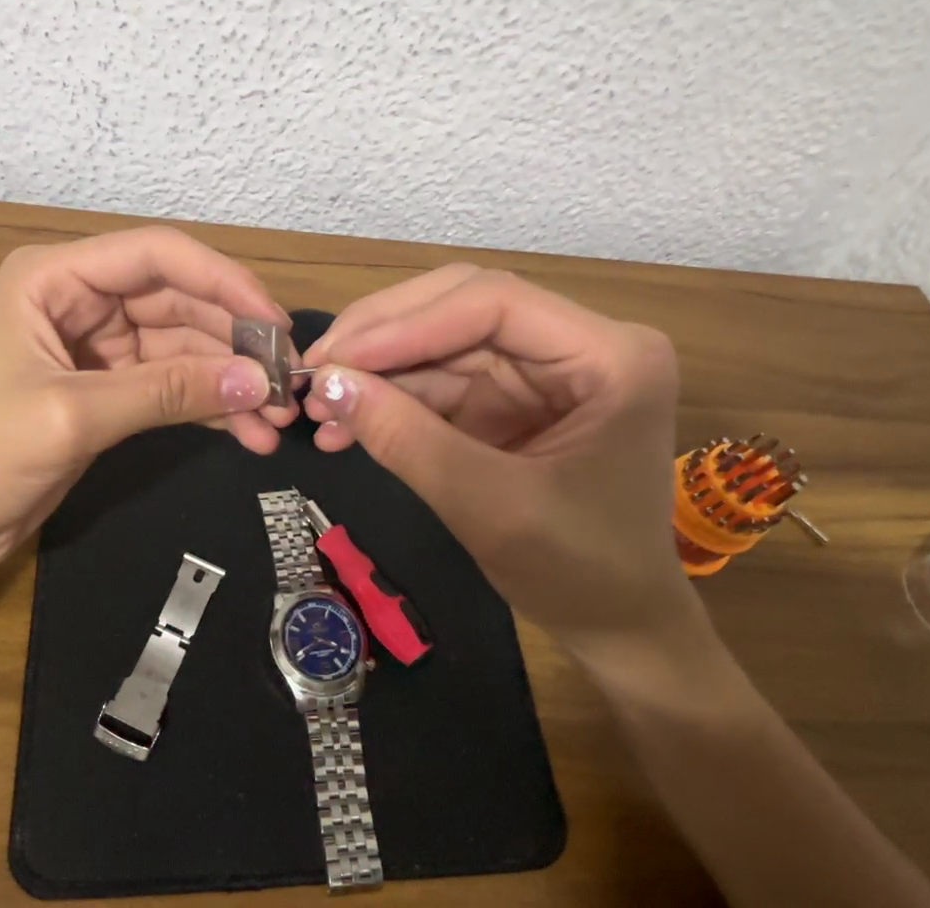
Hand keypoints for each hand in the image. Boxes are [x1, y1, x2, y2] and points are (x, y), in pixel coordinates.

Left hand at [0, 227, 295, 576]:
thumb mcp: (73, 415)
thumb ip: (166, 392)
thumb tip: (257, 382)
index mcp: (56, 278)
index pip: (157, 256)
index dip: (223, 282)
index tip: (275, 324)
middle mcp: (80, 302)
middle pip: (178, 303)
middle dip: (233, 343)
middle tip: (287, 385)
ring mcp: (96, 350)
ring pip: (181, 350)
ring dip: (228, 383)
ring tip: (276, 421)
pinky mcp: (105, 394)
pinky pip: (170, 388)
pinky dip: (207, 408)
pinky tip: (246, 433)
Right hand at [300, 265, 708, 669]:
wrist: (615, 626)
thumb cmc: (579, 572)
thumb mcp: (490, 507)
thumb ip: (408, 440)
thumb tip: (325, 385)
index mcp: (610, 356)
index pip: (494, 303)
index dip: (407, 323)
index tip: (335, 358)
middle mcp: (577, 344)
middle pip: (462, 308)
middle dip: (383, 337)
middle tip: (314, 369)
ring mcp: (541, 369)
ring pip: (441, 341)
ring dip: (377, 371)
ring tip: (316, 404)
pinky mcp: (510, 399)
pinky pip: (439, 380)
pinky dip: (390, 399)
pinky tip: (345, 422)